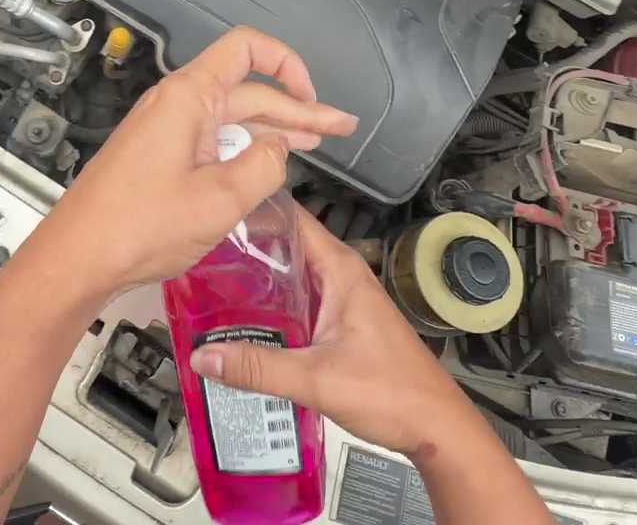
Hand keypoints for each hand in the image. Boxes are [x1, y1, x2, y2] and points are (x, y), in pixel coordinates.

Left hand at [34, 27, 357, 297]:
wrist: (77, 257)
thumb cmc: (136, 227)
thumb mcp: (219, 200)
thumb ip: (262, 166)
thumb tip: (278, 147)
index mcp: (189, 97)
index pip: (246, 48)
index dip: (286, 62)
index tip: (312, 96)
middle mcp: (178, 103)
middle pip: (247, 89)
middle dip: (297, 107)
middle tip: (339, 127)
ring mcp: (168, 128)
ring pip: (232, 117)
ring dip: (274, 128)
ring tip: (316, 140)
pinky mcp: (161, 153)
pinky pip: (212, 138)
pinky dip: (246, 146)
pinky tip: (268, 160)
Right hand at [190, 212, 481, 457]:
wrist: (435, 428)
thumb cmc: (393, 393)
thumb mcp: (317, 379)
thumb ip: (258, 367)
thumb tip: (205, 356)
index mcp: (340, 268)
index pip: (293, 217)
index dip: (256, 209)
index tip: (218, 208)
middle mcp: (340, 275)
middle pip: (285, 244)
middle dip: (246, 246)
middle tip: (202, 250)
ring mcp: (341, 298)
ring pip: (290, 274)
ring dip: (257, 277)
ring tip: (212, 281)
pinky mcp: (339, 322)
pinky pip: (298, 299)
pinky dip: (271, 303)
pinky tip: (245, 320)